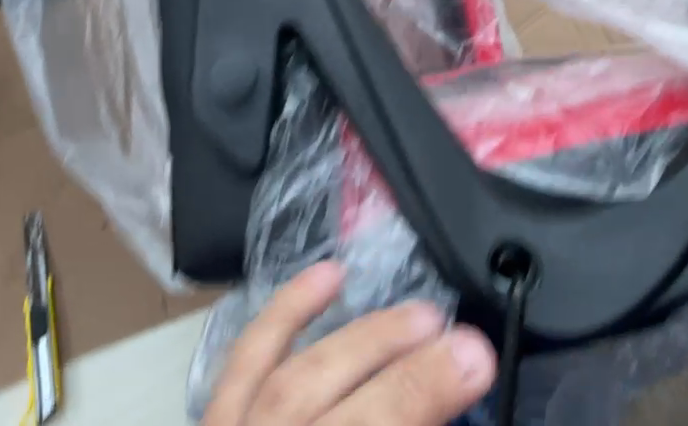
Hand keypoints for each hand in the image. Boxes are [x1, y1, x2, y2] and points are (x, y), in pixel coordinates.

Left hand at [203, 263, 496, 425]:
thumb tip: (445, 422)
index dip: (420, 402)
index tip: (476, 365)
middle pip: (338, 413)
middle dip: (406, 378)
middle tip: (465, 344)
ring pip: (294, 378)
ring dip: (360, 341)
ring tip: (419, 315)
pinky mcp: (211, 423)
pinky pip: (246, 359)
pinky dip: (285, 313)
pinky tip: (326, 277)